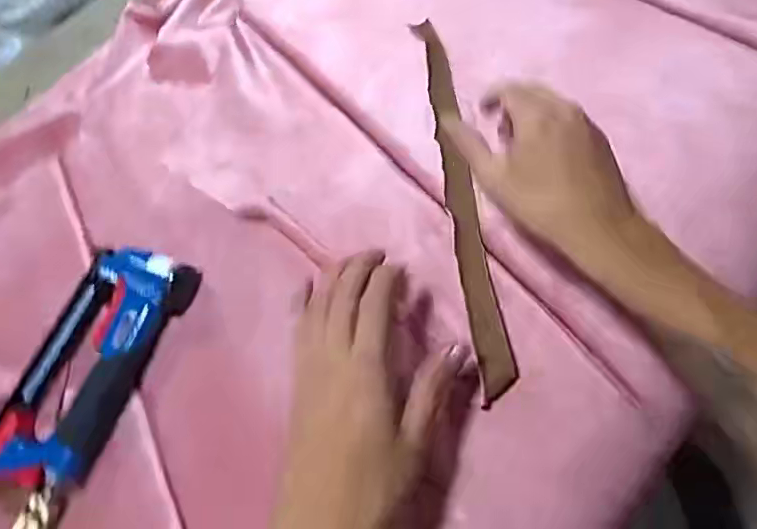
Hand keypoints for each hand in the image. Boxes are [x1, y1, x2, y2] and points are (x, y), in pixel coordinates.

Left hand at [271, 252, 469, 528]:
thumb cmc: (373, 486)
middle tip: (378, 254)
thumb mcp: (414, 444)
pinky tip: (304, 286)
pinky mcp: (296, 379)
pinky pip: (296, 326)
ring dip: (332, 275)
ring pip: (317, 303)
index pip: (374, 305)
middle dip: (358, 266)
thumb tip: (460, 346)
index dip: (386, 278)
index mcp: (366, 368)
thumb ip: (433, 390)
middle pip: (341, 294)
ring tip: (350, 261)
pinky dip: (302, 299)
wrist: (317, 523)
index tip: (400, 265)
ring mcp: (309, 365)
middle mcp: (333, 355)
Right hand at [441, 84, 643, 260]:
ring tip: (525, 145)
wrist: (600, 228)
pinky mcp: (600, 135)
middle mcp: (562, 107)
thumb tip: (447, 119)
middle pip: (530, 90)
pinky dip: (553, 122)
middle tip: (502, 134)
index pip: (507, 88)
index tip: (483, 116)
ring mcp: (585, 120)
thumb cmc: (541, 203)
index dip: (490, 98)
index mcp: (535, 112)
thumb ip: (469, 144)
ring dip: (533, 112)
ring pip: (551, 101)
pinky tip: (551, 153)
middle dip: (511, 104)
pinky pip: (569, 115)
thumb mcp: (495, 177)